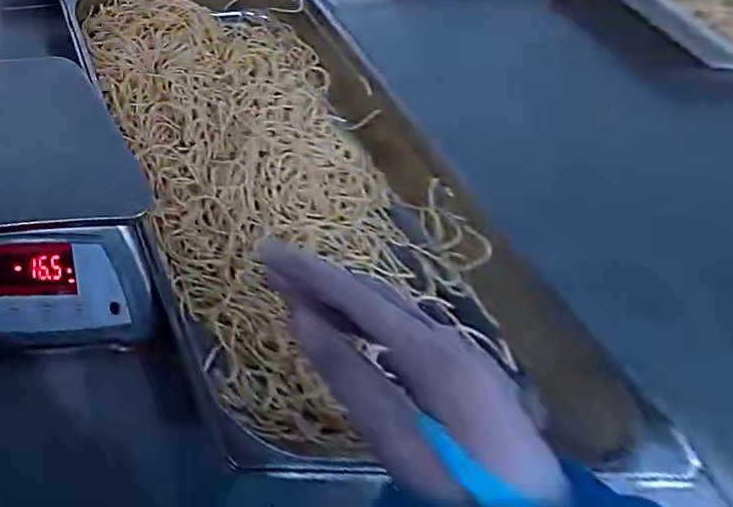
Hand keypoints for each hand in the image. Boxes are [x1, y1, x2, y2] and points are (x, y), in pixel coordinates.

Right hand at [261, 240, 567, 504]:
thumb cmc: (463, 485)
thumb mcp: (400, 440)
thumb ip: (349, 376)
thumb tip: (298, 317)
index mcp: (431, 351)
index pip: (356, 294)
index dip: (308, 269)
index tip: (267, 250)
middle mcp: (446, 338)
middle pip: (371, 295)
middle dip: (318, 279)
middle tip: (272, 272)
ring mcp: (460, 352)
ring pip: (388, 308)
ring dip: (339, 298)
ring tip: (297, 294)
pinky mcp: (464, 370)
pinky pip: (402, 328)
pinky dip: (364, 320)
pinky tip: (346, 328)